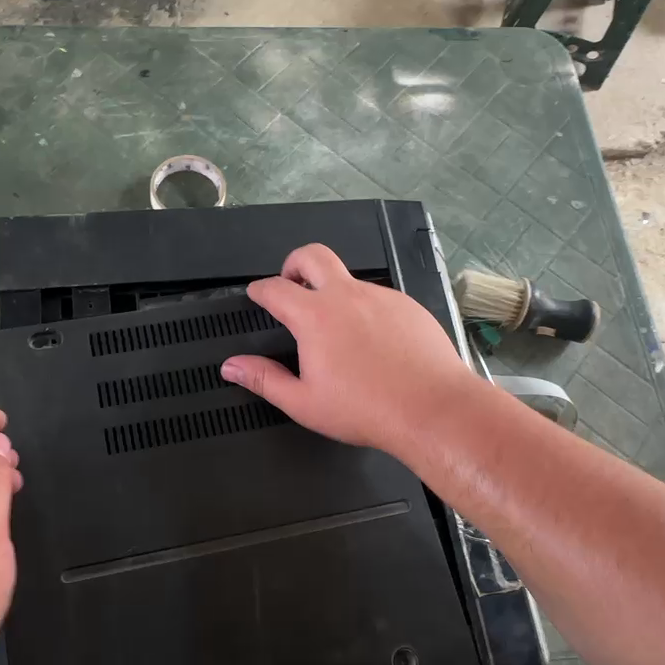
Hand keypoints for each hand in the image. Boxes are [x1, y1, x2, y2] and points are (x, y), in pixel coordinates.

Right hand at [220, 244, 474, 450]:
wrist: (432, 408)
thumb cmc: (366, 409)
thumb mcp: (304, 402)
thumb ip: (264, 379)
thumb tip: (232, 367)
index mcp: (315, 317)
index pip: (275, 288)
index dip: (260, 289)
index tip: (257, 293)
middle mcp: (347, 296)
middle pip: (313, 255)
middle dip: (294, 263)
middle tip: (291, 284)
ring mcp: (381, 297)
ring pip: (349, 278)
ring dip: (334, 291)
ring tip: (335, 327)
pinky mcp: (408, 305)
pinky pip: (378, 297)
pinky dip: (366, 310)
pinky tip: (371, 342)